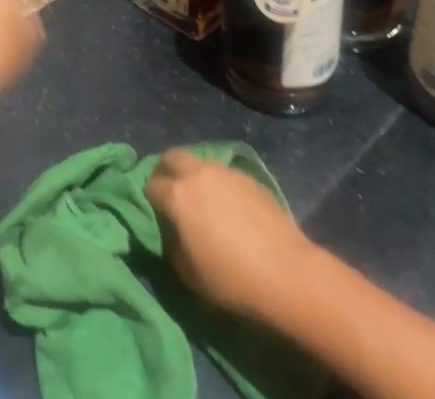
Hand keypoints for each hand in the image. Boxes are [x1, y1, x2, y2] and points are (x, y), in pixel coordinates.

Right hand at [145, 149, 319, 318]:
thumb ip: (171, 242)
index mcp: (177, 195)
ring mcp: (227, 172)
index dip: (149, 199)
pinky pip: (224, 173)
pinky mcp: (250, 178)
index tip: (154, 214)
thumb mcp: (186, 270)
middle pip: (172, 157)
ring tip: (202, 199)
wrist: (286, 273)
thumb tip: (171, 230)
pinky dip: (218, 183)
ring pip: (200, 162)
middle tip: (171, 194)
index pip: (150, 185)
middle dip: (166, 171)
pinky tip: (228, 205)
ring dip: (194, 175)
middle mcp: (199, 174)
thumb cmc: (230, 278)